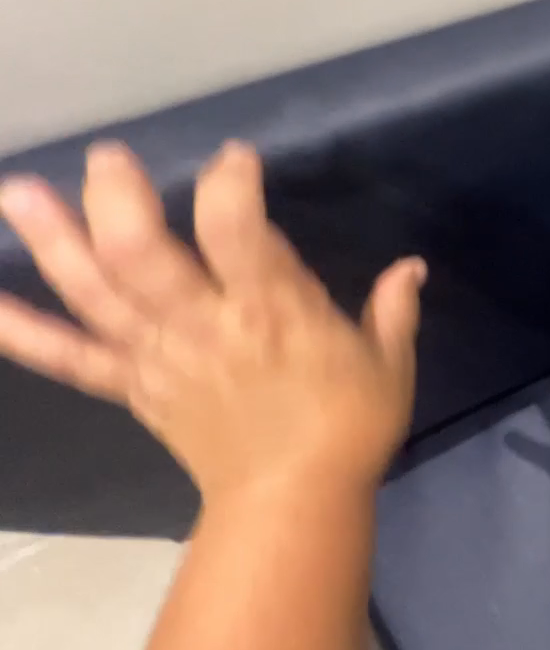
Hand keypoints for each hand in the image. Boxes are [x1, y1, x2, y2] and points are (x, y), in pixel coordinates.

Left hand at [0, 141, 424, 508]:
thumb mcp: (391, 361)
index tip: (235, 156)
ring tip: (23, 190)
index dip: (232, 187)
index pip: (242, 235)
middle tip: (111, 156)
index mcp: (278, 314)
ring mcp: (160, 356)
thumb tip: (410, 265)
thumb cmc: (354, 422)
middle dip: (121, 199)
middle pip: (144, 254)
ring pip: (97, 291)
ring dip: (55, 240)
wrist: (296, 493)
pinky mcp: (135, 386)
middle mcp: (207, 325)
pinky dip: (20, 329)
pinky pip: (67, 356)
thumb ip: (392, 309)